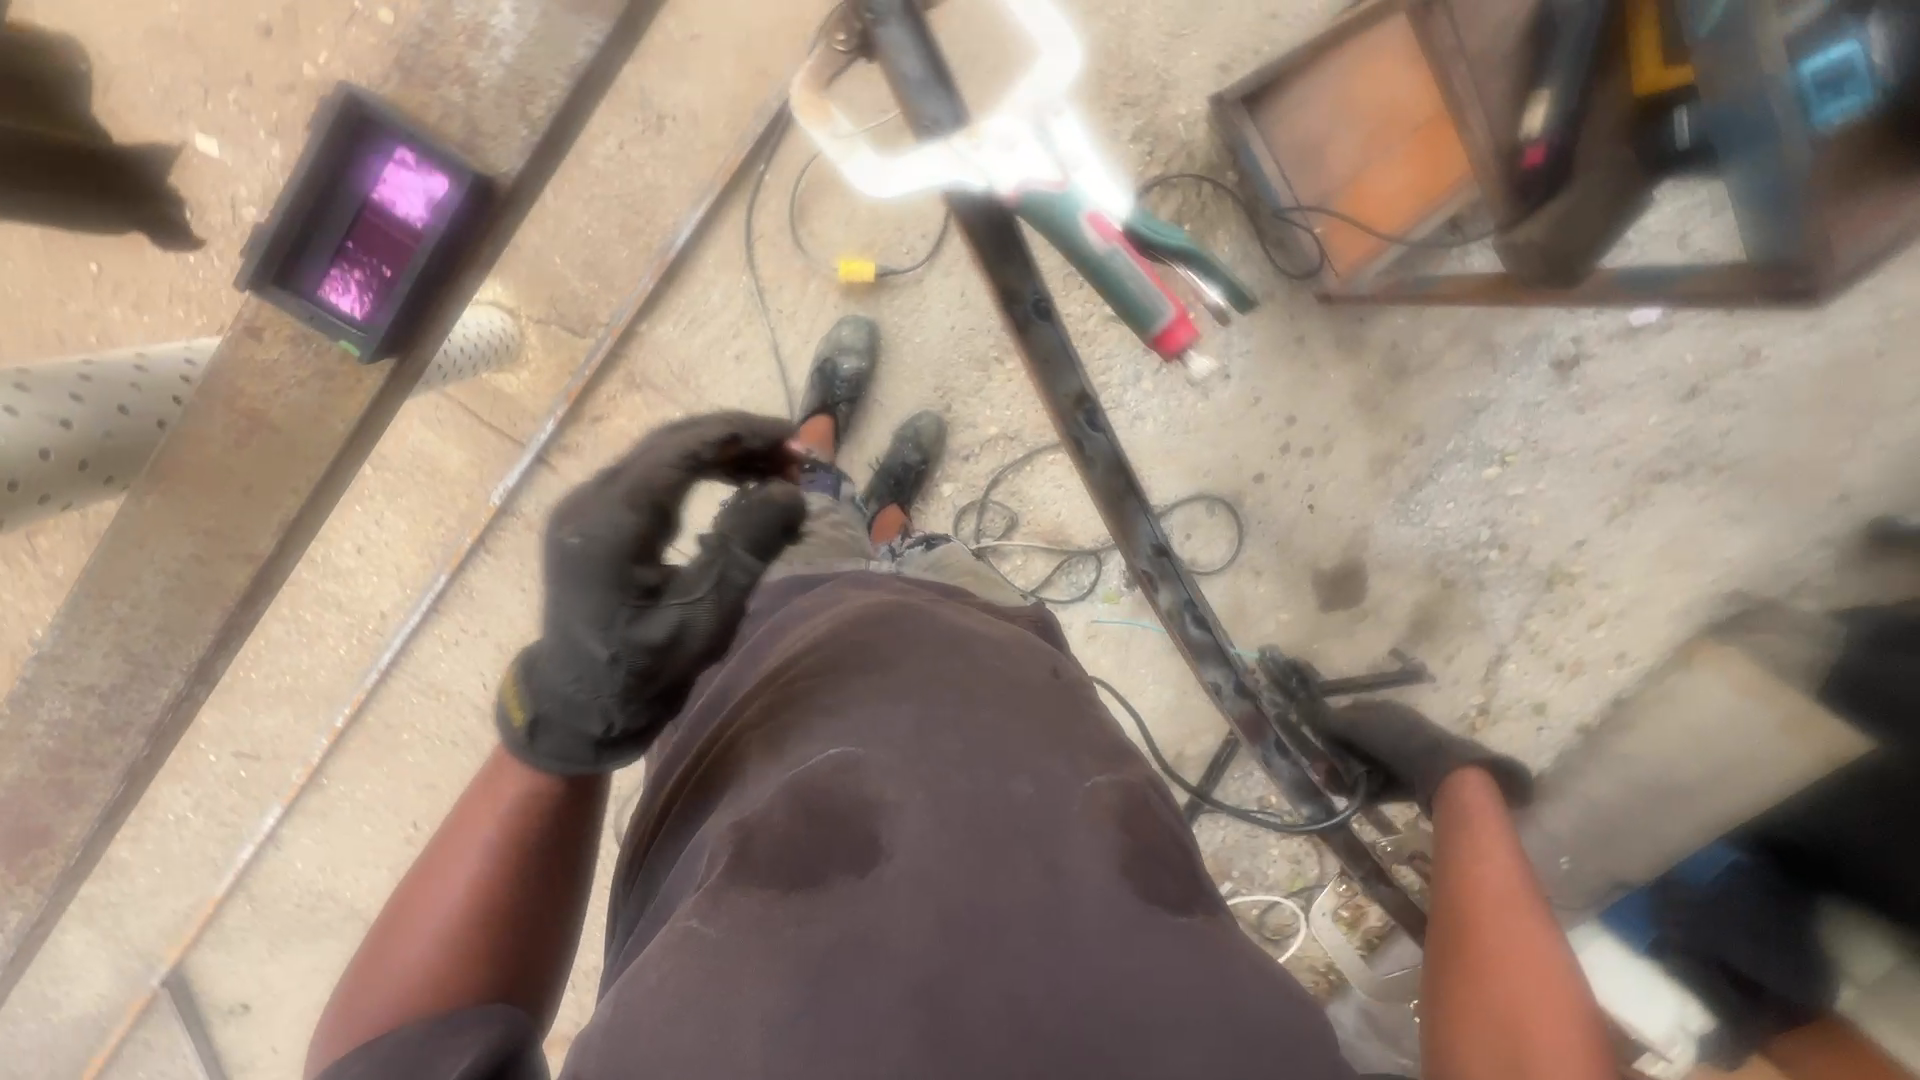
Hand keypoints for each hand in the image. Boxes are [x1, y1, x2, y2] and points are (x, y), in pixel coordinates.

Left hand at [496, 413, 805, 774]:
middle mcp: (592, 499)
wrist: (580, 703)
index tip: (796, 440)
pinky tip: (734, 481)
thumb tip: (792, 492)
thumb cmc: (645, 670)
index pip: (683, 448)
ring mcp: (587, 504)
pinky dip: (698, 470)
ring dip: (722, 452)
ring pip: (663, 453)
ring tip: (775, 469)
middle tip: (796, 458)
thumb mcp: (707, 617)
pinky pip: (652, 474)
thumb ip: (747, 548)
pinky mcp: (595, 515)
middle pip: (673, 442)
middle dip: (739, 440)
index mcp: (613, 523)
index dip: (743, 434)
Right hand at [1308, 700, 1532, 813]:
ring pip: (1365, 765)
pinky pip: (1380, 784)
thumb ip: (1330, 721)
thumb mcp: (1358, 726)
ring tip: (1337, 785)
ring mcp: (1403, 756)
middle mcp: (1393, 729)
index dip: (1329, 726)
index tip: (1315, 742)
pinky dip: (1366, 790)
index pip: (1347, 712)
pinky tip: (1356, 796)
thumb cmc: (1398, 741)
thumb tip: (1306, 714)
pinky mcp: (1411, 782)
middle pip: (1355, 742)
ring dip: (1348, 775)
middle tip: (1324, 769)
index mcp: (1382, 709)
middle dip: (1336, 756)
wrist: (1448, 773)